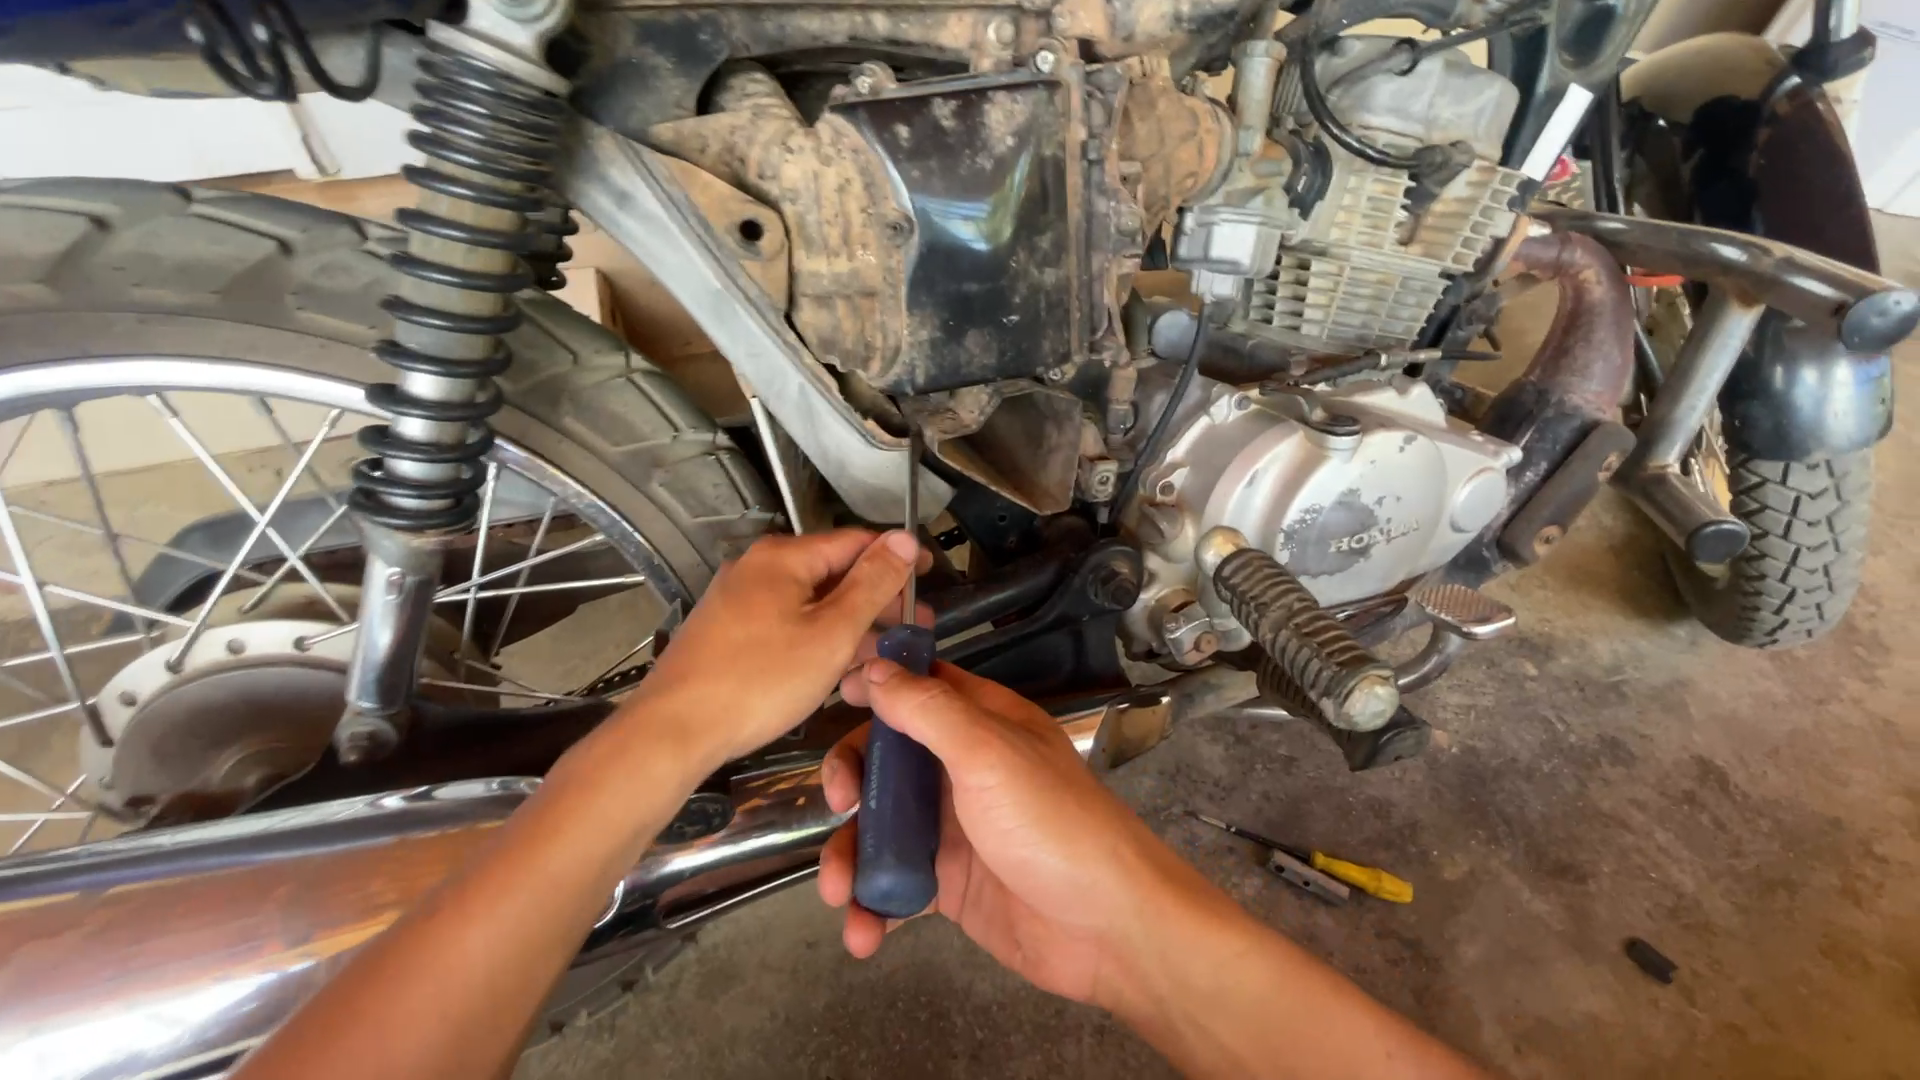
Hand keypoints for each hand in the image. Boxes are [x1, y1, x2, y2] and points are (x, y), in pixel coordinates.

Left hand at [621, 529, 924, 768]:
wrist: (674, 730)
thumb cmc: (761, 681)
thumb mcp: (831, 633)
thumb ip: (872, 584)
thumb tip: (903, 538)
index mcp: (783, 557)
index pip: (857, 541)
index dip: (897, 557)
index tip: (930, 576)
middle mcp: (758, 567)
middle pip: (833, 571)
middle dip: (878, 596)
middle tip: (915, 626)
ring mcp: (739, 598)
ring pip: (811, 600)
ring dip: (851, 621)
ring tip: (886, 650)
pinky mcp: (729, 629)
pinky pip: (788, 620)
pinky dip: (819, 635)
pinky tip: (840, 663)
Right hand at [818, 661, 1200, 1006]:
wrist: (1107, 927)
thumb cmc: (1050, 822)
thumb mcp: (987, 753)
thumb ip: (928, 710)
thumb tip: (876, 668)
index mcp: (979, 724)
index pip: (920, 687)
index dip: (879, 684)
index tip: (839, 694)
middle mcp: (962, 769)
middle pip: (886, 758)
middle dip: (850, 777)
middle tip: (838, 800)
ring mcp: (954, 828)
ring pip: (882, 826)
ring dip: (849, 857)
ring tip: (838, 893)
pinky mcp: (950, 884)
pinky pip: (895, 885)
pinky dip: (873, 906)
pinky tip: (863, 933)